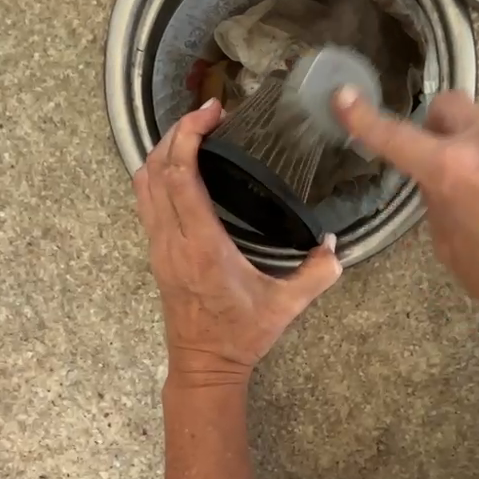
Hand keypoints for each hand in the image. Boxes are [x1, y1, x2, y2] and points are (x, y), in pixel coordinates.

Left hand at [135, 99, 342, 386]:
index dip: (189, 135)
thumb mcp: (286, 306)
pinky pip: (145, 202)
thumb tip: (335, 247)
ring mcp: (159, 247)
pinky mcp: (156, 254)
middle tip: (205, 115)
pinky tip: (179, 168)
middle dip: (175, 133)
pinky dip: (157, 174)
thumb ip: (317, 275)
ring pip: (143, 184)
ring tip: (191, 134)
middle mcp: (173, 241)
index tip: (212, 113)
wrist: (204, 365)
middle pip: (156, 169)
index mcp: (202, 247)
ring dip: (162, 151)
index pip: (181, 176)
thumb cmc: (240, 336)